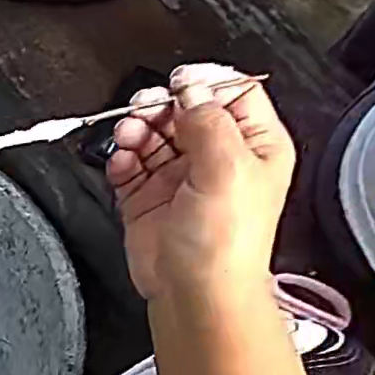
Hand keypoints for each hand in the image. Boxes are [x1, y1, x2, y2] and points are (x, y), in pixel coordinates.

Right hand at [107, 63, 295, 301]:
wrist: (194, 291)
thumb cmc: (224, 244)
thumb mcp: (228, 167)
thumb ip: (208, 121)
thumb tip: (190, 90)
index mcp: (253, 144)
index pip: (231, 93)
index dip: (204, 83)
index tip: (178, 83)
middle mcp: (215, 159)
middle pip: (184, 113)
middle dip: (161, 106)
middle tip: (143, 108)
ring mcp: (177, 181)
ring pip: (153, 138)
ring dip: (137, 131)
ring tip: (127, 135)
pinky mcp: (146, 202)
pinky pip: (129, 169)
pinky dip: (121, 161)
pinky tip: (121, 161)